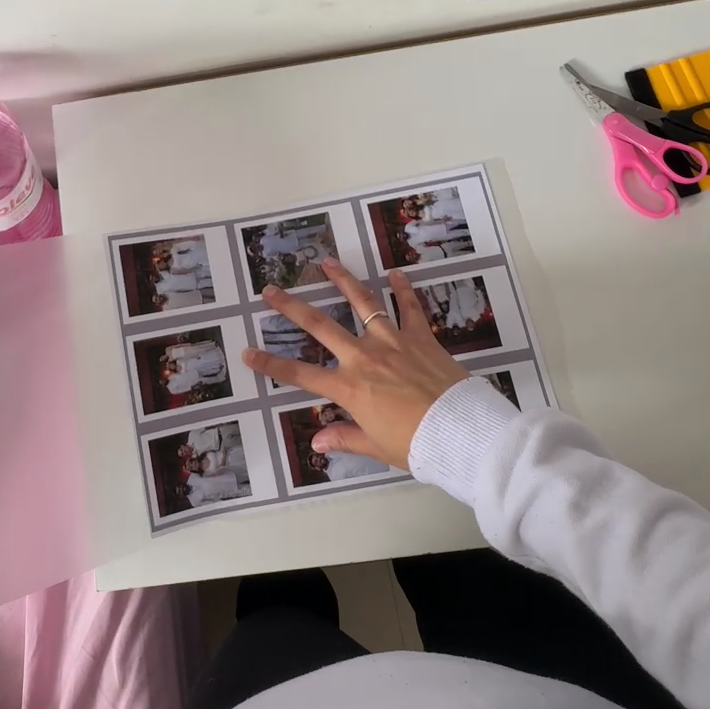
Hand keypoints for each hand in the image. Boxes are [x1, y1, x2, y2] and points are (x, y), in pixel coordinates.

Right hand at [241, 259, 466, 469]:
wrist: (461, 433)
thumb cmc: (416, 444)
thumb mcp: (376, 446)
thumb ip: (345, 438)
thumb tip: (317, 442)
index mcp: (348, 387)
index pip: (299, 374)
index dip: (271, 364)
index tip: (248, 352)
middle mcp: (363, 357)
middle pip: (320, 326)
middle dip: (291, 307)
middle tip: (271, 290)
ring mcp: (392, 342)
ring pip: (363, 303)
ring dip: (343, 281)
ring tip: (328, 262)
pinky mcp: (421, 337)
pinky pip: (410, 307)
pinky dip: (404, 288)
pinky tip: (396, 271)